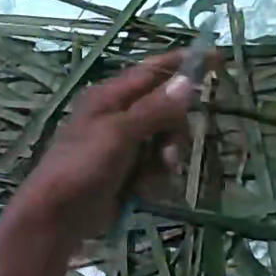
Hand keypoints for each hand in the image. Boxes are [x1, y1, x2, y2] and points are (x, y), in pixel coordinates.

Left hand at [5, 52, 196, 240]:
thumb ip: (155, 109)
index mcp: (111, 96)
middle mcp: (119, 114)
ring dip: (164, 161)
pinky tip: (141, 192)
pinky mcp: (128, 170)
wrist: (58, 215)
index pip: (154, 70)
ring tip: (148, 180)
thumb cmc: (82, 166)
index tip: (217, 59)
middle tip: (168, 154)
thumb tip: (188, 81)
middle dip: (174, 133)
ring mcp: (124, 144)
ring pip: (165, 141)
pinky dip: (153, 179)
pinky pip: (156, 166)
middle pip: (167, 110)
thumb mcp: (119, 134)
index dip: (183, 64)